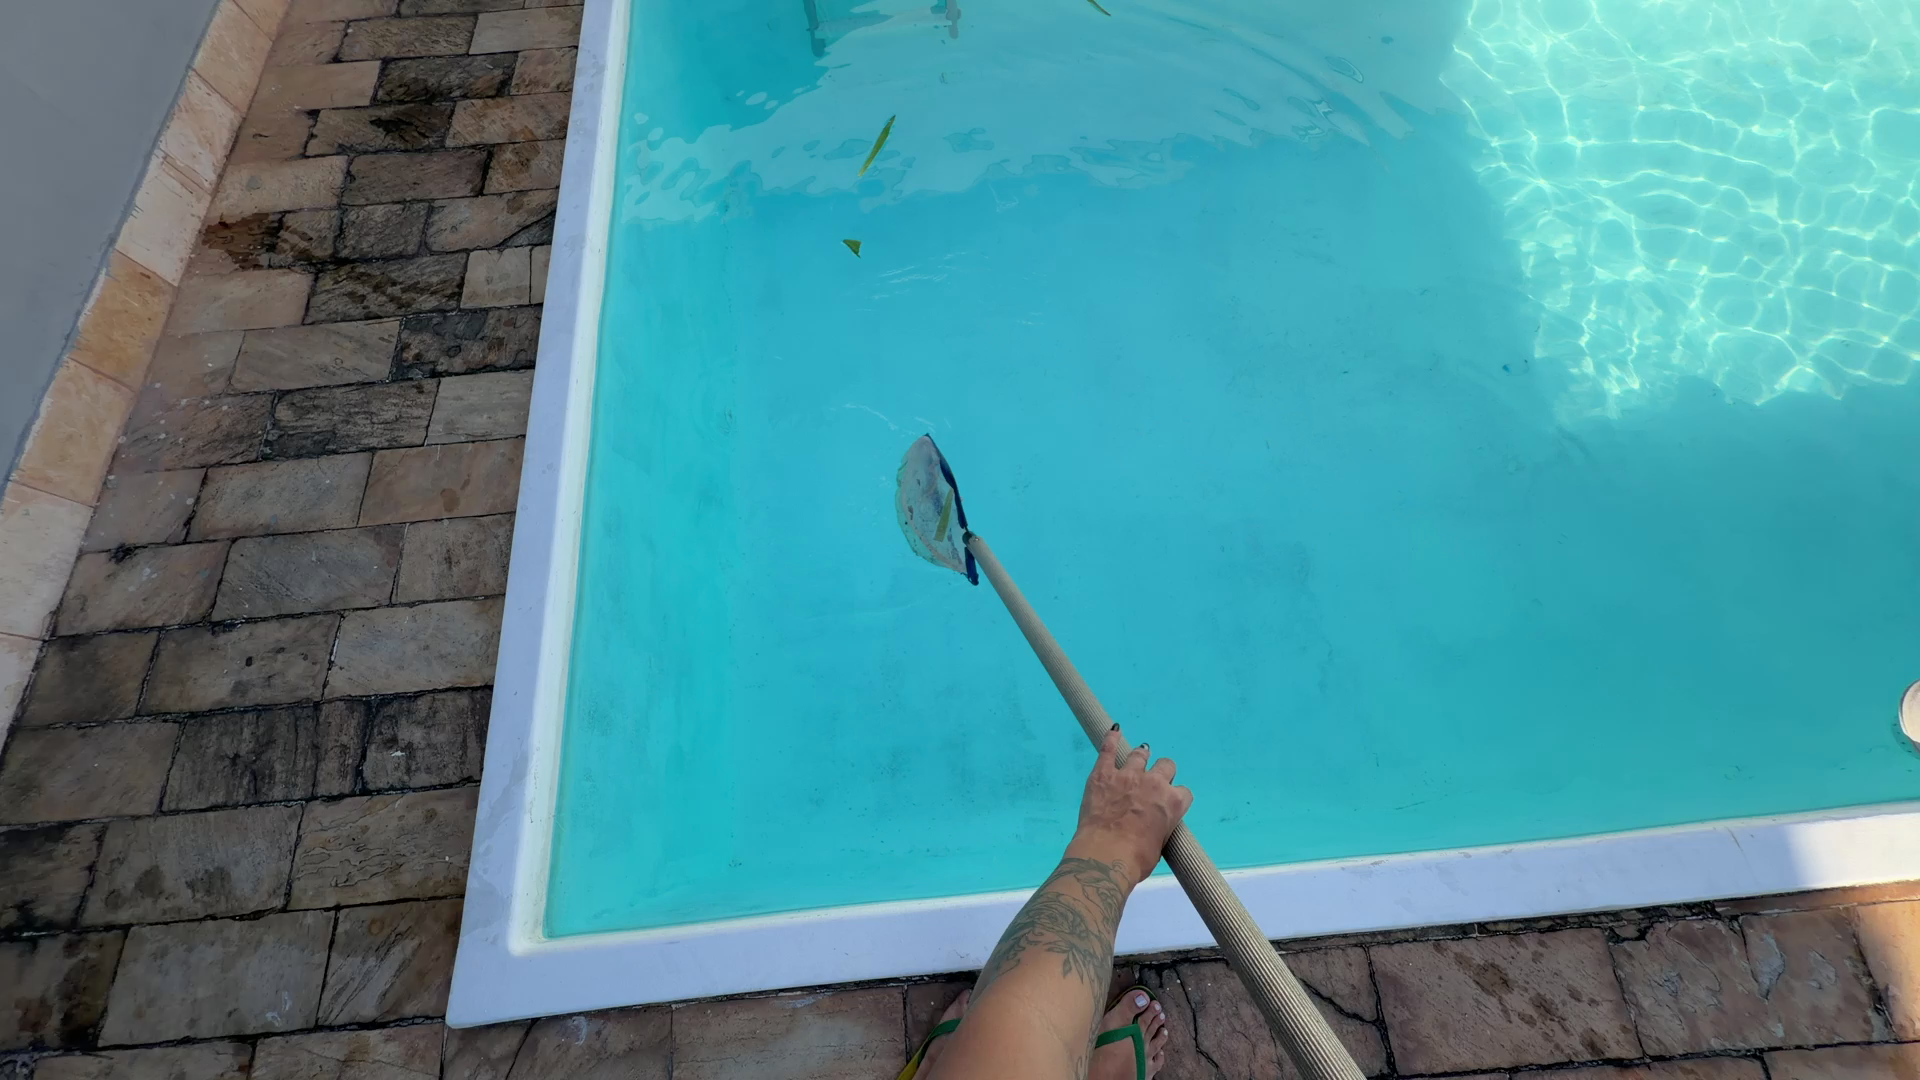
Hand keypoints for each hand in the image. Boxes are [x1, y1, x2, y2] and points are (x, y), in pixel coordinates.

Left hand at [1067, 727, 1193, 886]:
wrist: (1106, 852)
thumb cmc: (1137, 858)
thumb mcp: (1160, 846)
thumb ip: (1159, 827)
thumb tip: (1152, 826)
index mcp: (1173, 803)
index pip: (1184, 793)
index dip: (1177, 798)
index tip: (1170, 804)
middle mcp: (1154, 783)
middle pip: (1167, 766)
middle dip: (1163, 772)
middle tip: (1154, 781)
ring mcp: (1128, 774)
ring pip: (1140, 755)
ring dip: (1141, 756)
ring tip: (1140, 756)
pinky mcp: (1104, 772)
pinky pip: (1108, 748)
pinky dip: (1111, 738)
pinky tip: (1114, 731)